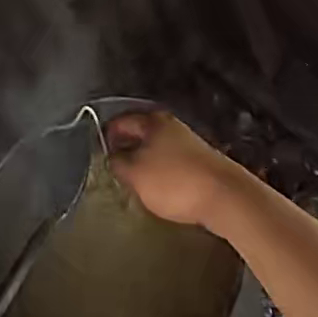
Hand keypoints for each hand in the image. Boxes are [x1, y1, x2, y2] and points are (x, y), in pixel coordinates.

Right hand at [105, 110, 248, 230]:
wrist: (222, 195)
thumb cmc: (174, 181)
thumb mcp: (136, 174)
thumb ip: (117, 162)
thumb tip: (110, 155)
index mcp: (153, 121)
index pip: (120, 121)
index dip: (104, 135)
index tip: (95, 154)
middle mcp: (169, 125)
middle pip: (138, 133)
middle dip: (123, 149)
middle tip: (110, 171)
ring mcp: (185, 141)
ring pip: (153, 148)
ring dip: (140, 162)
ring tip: (130, 183)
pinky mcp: (196, 160)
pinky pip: (167, 161)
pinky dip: (157, 171)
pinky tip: (155, 188)